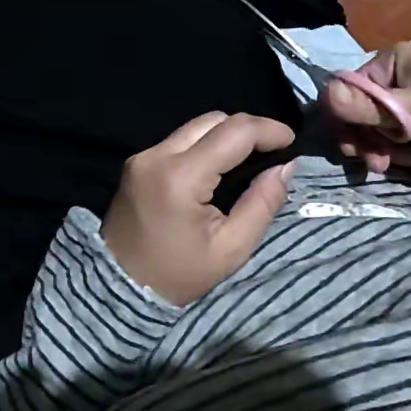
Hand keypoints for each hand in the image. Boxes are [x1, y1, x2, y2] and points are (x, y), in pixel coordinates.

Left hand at [101, 112, 296, 304]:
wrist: (120, 289)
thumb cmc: (178, 275)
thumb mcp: (231, 248)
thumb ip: (262, 203)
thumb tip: (286, 167)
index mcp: (180, 177)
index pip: (234, 132)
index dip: (269, 130)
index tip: (291, 142)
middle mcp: (157, 155)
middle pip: (214, 120)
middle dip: (249, 130)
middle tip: (273, 153)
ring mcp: (142, 157)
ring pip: (196, 126)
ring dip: (227, 136)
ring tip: (250, 160)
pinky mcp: (136, 163)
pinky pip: (180, 140)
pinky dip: (206, 145)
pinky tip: (220, 168)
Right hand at [323, 42, 410, 171]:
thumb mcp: (409, 109)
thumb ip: (367, 106)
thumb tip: (324, 95)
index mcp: (392, 61)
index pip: (351, 91)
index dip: (347, 123)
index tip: (353, 150)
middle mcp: (400, 77)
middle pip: (365, 113)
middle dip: (371, 142)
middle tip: (378, 165)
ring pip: (384, 129)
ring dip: (389, 150)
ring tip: (405, 163)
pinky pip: (405, 137)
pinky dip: (409, 151)